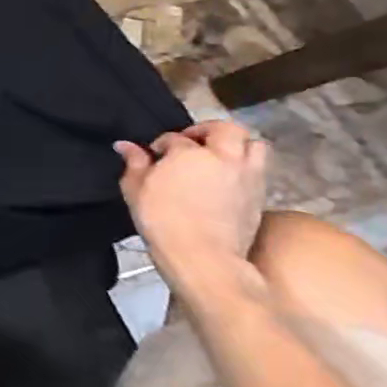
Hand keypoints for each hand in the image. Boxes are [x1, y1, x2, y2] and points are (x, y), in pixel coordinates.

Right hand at [114, 122, 268, 292]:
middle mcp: (224, 157)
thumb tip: (125, 145)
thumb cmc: (161, 220)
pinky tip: (227, 179)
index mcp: (190, 153)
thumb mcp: (135, 189)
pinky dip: (245, 166)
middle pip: (226, 129)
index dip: (161, 145)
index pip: (174, 138)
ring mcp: (248, 176)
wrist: (203, 257)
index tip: (153, 156)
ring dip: (237, 145)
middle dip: (207, 131)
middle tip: (192, 143)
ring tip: (218, 157)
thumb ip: (134, 163)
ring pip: (254, 145)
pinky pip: (259, 168)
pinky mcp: (261, 195)